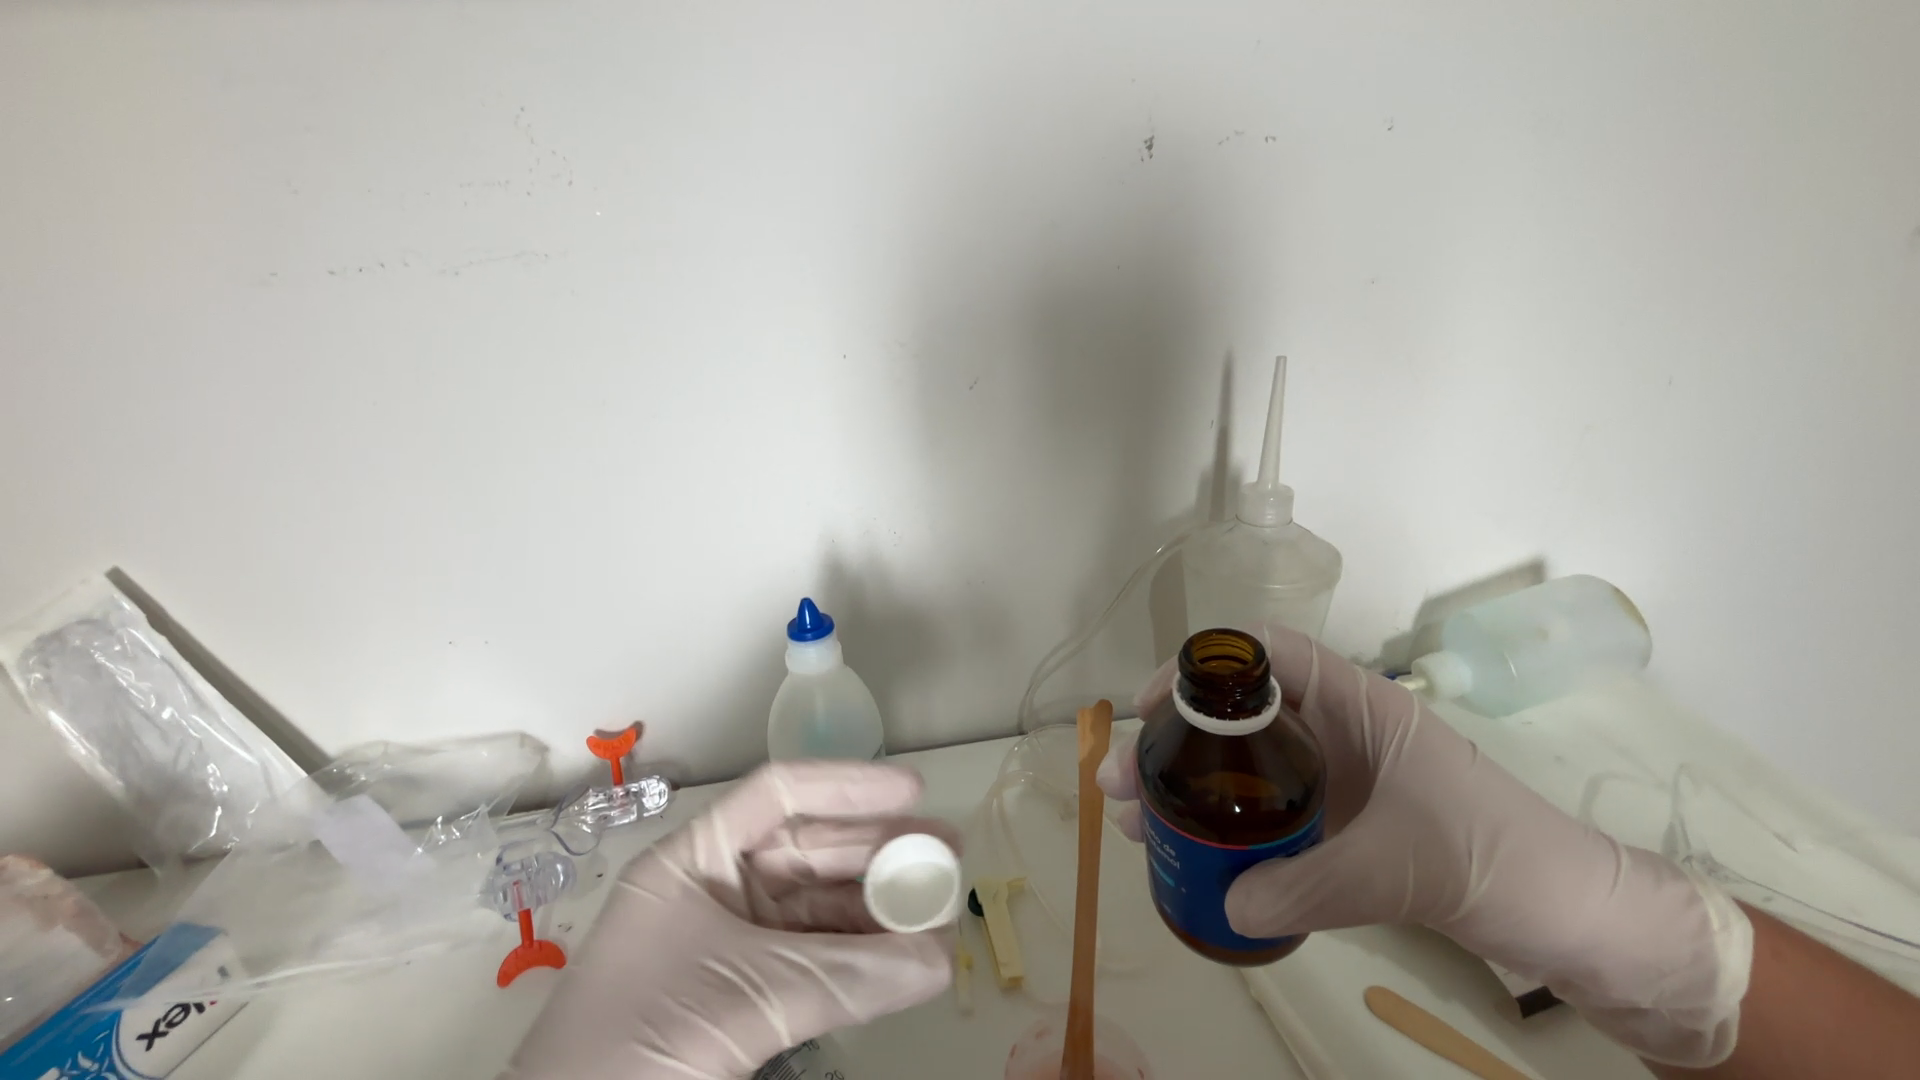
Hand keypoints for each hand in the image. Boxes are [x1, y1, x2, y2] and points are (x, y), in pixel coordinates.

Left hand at [505, 762, 954, 1079]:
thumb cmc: (640, 1040)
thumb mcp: (745, 997)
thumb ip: (849, 977)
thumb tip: (942, 961)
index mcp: (694, 859)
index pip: (778, 795)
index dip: (848, 785)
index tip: (913, 792)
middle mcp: (717, 886)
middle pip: (810, 847)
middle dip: (879, 850)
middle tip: (946, 852)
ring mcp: (733, 939)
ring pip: (820, 905)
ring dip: (879, 907)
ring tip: (940, 907)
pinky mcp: (747, 989)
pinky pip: (818, 957)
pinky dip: (863, 957)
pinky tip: (908, 957)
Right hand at [1100, 628, 1751, 1067]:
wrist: (1575, 917)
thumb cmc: (1497, 857)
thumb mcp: (1397, 868)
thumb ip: (1308, 887)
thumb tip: (1226, 906)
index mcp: (1358, 705)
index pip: (1267, 654)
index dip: (1201, 667)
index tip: (1150, 708)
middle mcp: (1337, 729)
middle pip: (1238, 713)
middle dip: (1171, 740)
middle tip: (1121, 781)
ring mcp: (1336, 776)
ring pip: (1244, 763)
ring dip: (1187, 785)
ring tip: (1137, 820)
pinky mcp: (1339, 820)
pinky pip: (1266, 809)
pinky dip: (1224, 822)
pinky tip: (1191, 850)